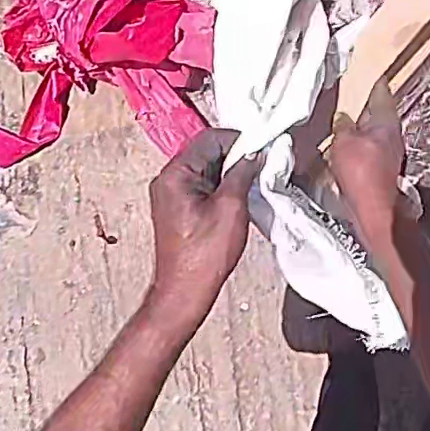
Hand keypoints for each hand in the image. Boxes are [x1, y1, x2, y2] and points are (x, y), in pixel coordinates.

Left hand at [144, 128, 257, 322]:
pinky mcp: (178, 208)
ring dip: (230, 172)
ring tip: (252, 184)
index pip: (210, 139)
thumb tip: (254, 154)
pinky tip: (238, 198)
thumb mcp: (231, 207)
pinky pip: (202, 185)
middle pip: (206, 151)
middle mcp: (168, 180)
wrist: (185, 291)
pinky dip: (222, 186)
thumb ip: (242, 173)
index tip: (261, 148)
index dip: (239, 141)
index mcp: (175, 174)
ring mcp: (171, 195)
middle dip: (235, 156)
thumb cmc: (204, 255)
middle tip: (260, 166)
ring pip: (206, 168)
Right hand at [327, 82, 404, 235]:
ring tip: (345, 120)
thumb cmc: (360, 172)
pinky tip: (347, 146)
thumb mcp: (343, 141)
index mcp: (386, 122)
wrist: (373, 209)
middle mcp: (393, 135)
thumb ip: (343, 125)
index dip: (374, 82)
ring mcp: (390, 153)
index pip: (381, 93)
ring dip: (362, 126)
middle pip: (379, 113)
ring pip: (374, 132)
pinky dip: (359, 144)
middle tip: (353, 94)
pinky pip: (369, 149)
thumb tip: (343, 117)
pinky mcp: (382, 169)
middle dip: (366, 105)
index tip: (370, 72)